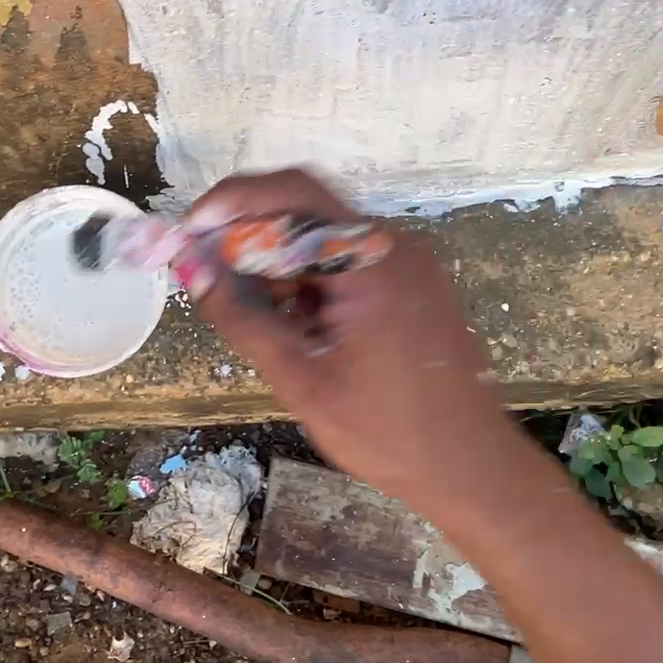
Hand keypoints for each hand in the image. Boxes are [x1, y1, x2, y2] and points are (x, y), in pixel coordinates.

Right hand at [175, 169, 514, 506]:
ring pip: (323, 238)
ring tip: (245, 305)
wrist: (472, 469)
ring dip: (276, 259)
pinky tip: (290, 319)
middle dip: (247, 233)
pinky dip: (307, 277)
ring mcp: (407, 263)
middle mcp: (394, 247)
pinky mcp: (410, 284)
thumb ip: (241, 316)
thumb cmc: (387, 432)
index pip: (293, 193)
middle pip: (305, 211)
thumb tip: (190, 267)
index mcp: (371, 262)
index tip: (191, 229)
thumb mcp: (300, 377)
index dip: (233, 200)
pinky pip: (344, 261)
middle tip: (203, 266)